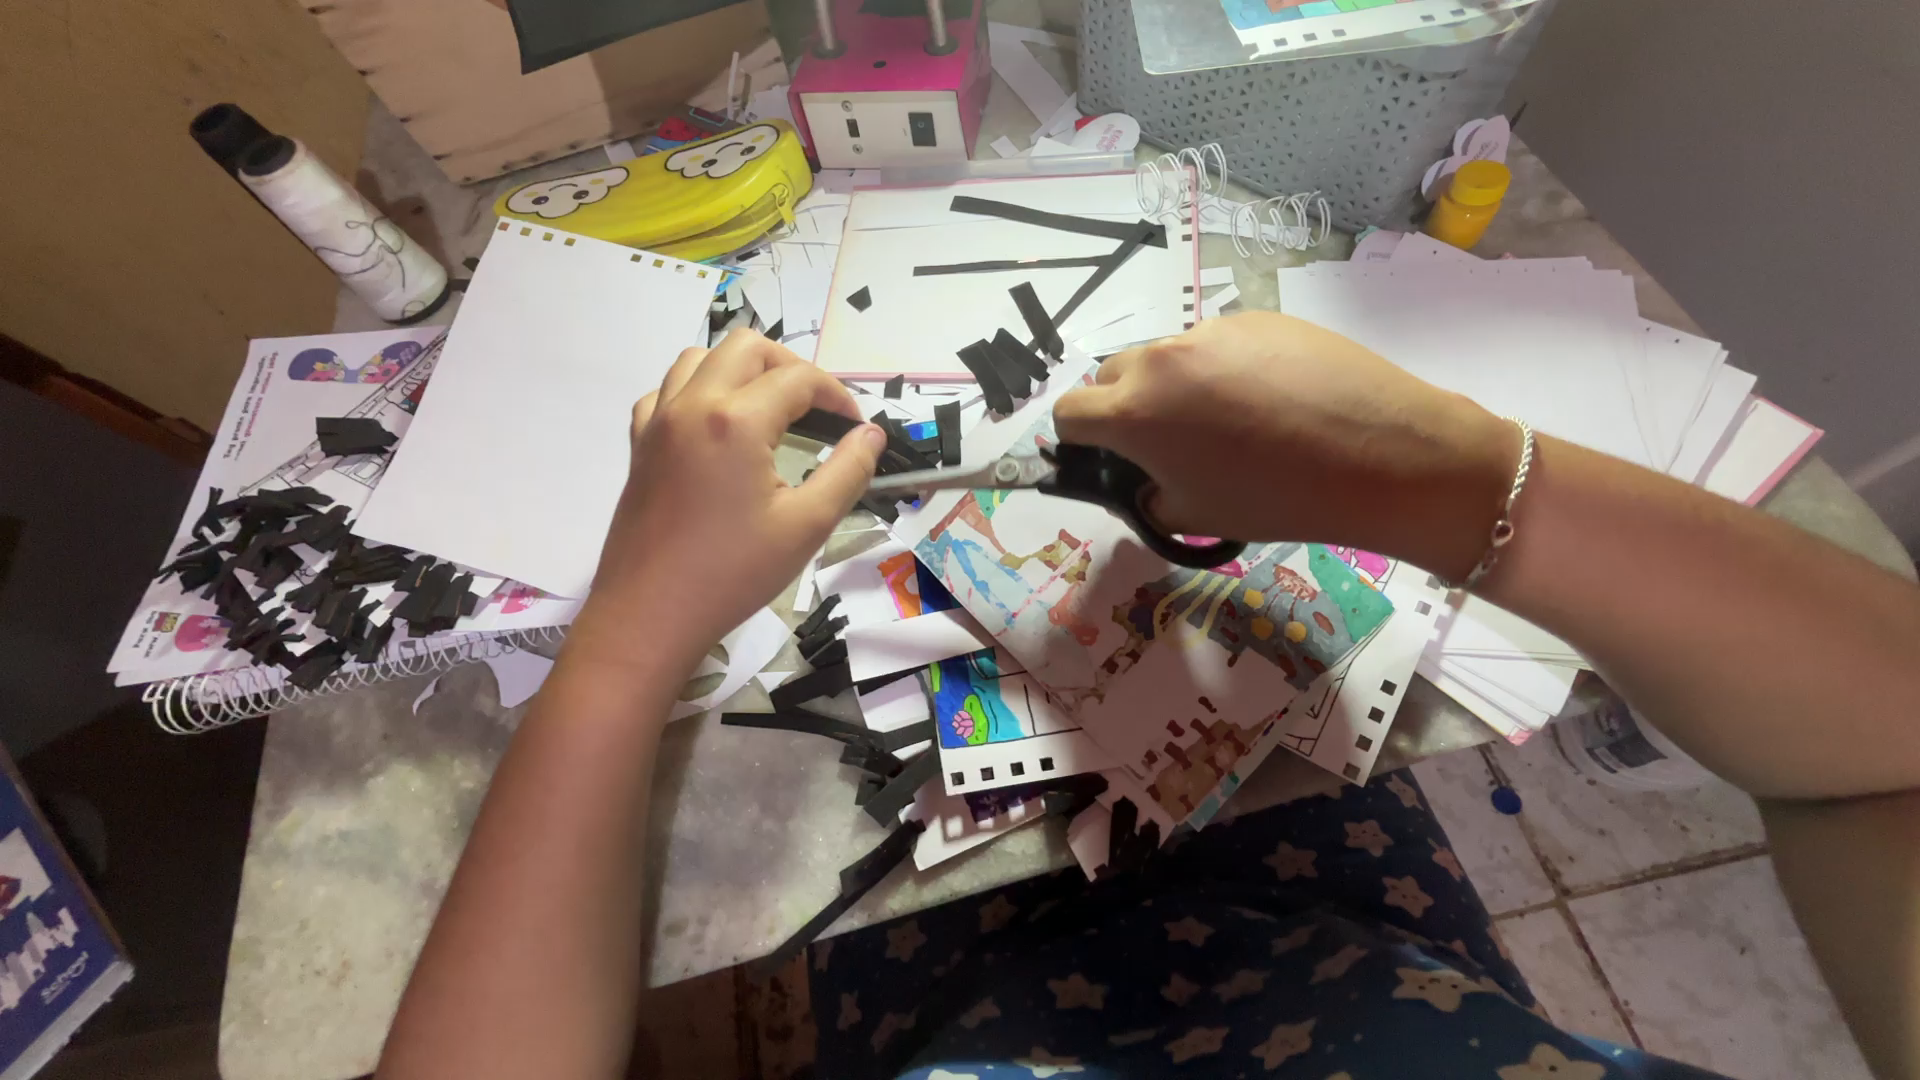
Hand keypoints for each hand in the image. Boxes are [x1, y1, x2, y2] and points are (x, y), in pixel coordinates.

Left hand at [567, 330, 886, 674]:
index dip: (837, 396)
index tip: (855, 427)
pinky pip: (667, 391)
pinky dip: (698, 392)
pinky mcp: (640, 445)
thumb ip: (848, 471)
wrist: (651, 614)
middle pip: (747, 347)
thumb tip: (871, 435)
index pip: (798, 379)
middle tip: (816, 411)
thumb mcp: (807, 526)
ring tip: (769, 410)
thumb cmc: (733, 573)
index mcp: (736, 420)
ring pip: (700, 358)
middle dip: (791, 368)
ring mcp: (658, 421)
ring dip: (742, 370)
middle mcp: (692, 404)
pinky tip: (717, 428)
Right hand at [1053, 311, 1519, 580]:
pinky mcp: (1255, 317)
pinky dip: (1219, 370)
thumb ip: (1146, 496)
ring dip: (1171, 386)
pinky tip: (1267, 399)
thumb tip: (1143, 480)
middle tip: (1164, 441)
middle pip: (1110, 375)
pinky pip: (1214, 344)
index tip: (1104, 457)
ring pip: (1164, 358)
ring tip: (1227, 420)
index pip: (1069, 412)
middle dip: (1121, 407)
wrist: (1383, 453)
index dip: (1077, 439)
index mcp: (1134, 411)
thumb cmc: (1276, 499)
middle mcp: (1161, 359)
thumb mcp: (1193, 515)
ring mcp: (1210, 331)